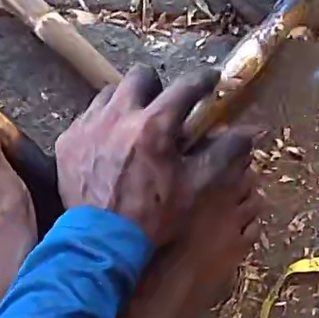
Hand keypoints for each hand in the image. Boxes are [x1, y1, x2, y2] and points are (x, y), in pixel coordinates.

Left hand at [54, 65, 252, 245]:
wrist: (101, 240)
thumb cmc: (152, 216)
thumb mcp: (195, 187)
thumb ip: (223, 154)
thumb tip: (250, 131)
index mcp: (154, 125)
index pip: (185, 86)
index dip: (202, 80)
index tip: (210, 81)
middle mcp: (118, 116)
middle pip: (139, 77)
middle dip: (155, 86)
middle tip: (163, 106)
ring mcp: (89, 126)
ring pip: (109, 94)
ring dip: (125, 103)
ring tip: (133, 124)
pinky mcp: (68, 140)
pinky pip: (86, 117)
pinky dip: (100, 124)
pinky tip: (108, 143)